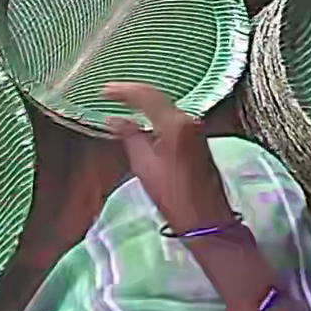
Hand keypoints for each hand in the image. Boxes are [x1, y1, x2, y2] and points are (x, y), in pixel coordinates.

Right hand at [103, 83, 234, 233]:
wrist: (206, 220)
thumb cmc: (173, 195)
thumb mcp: (144, 165)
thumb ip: (129, 137)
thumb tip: (113, 120)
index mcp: (175, 125)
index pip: (146, 96)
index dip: (123, 91)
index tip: (103, 91)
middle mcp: (188, 120)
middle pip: (157, 96)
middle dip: (132, 92)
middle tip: (110, 92)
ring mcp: (195, 128)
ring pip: (165, 105)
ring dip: (144, 101)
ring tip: (121, 101)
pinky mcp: (197, 138)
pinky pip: (171, 115)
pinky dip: (154, 111)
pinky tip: (141, 116)